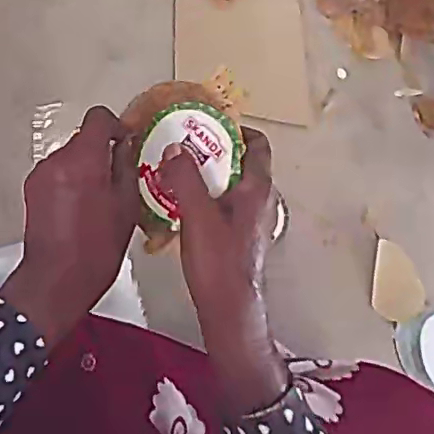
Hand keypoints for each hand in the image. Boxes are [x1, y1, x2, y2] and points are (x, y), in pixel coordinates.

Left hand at [0, 106, 140, 341]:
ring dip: (85, 166)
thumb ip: (126, 167)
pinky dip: (70, 179)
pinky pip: (57, 171)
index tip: (125, 140)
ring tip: (100, 197)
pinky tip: (82, 206)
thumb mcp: (126, 206)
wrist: (57, 280)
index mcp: (84, 160)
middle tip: (118, 174)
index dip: (115, 125)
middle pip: (84, 137)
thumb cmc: (95, 249)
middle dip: (101, 150)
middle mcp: (58, 160)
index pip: (98, 118)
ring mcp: (41, 174)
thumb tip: (125, 146)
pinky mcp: (32, 188)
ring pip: (70, 155)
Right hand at [155, 128, 287, 416]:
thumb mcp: (198, 214)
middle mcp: (259, 199)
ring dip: (204, 173)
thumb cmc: (220, 263)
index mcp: (256, 188)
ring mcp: (249, 218)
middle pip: (239, 161)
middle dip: (211, 149)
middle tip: (182, 144)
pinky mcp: (238, 235)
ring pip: (228, 183)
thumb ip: (185, 178)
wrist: (229, 311)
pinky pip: (222, 202)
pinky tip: (178, 201)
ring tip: (174, 169)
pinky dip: (203, 194)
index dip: (236, 129)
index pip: (257, 144)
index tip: (208, 123)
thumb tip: (175, 147)